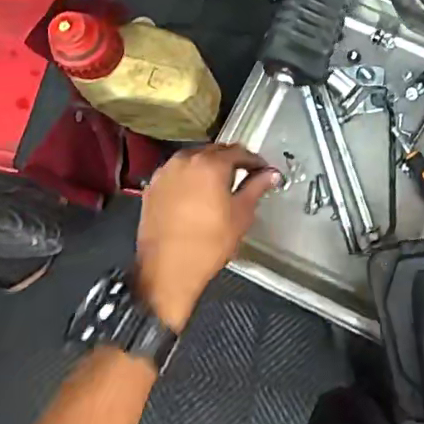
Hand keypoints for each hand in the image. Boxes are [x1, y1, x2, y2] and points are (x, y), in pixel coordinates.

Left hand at [135, 144, 279, 329]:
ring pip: (194, 160)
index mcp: (210, 164)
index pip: (239, 152)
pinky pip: (177, 172)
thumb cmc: (208, 244)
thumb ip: (256, 188)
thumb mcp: (241, 215)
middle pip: (216, 151)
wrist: (166, 271)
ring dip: (209, 167)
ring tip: (220, 186)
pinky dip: (189, 177)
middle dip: (232, 162)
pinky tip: (196, 194)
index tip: (263, 171)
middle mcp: (185, 160)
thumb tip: (270, 174)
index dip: (255, 161)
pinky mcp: (152, 186)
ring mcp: (166, 171)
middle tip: (245, 177)